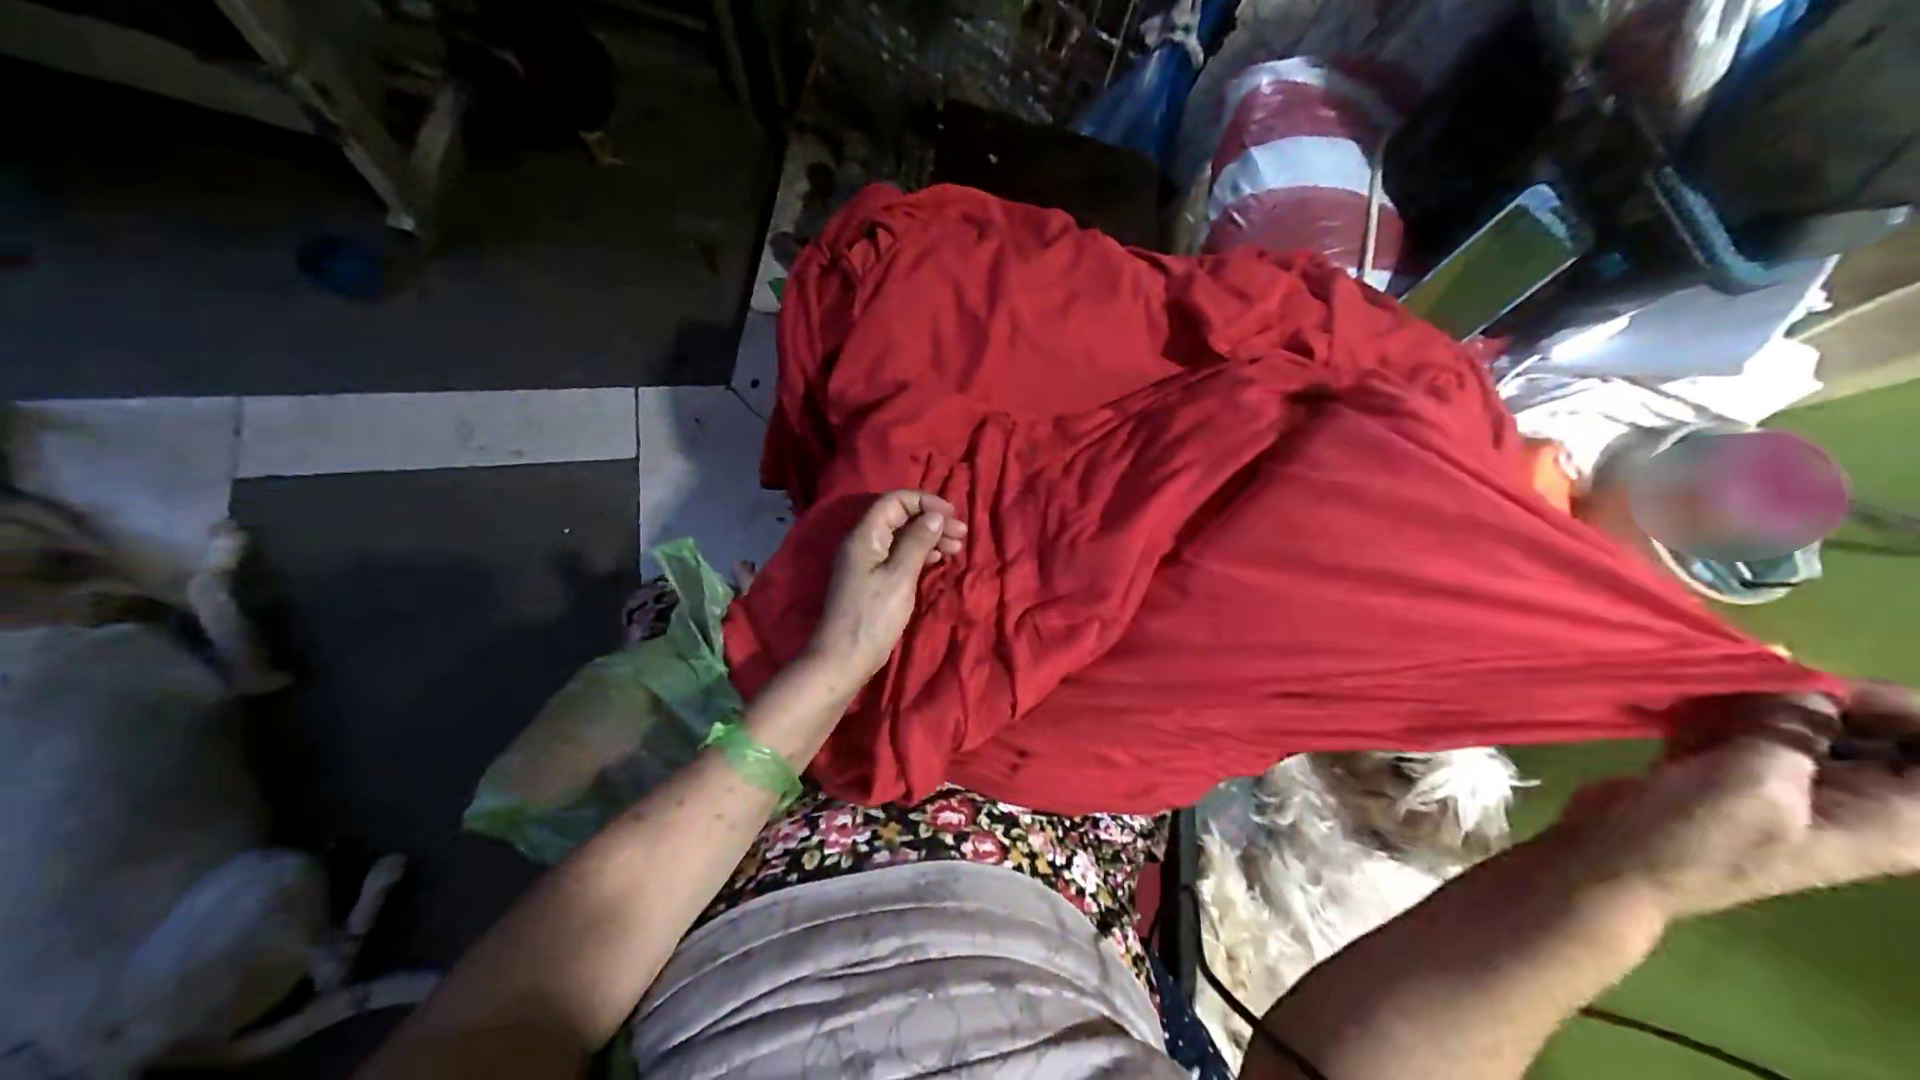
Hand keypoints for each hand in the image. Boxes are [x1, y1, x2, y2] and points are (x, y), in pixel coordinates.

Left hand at [803, 490, 966, 683]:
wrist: (844, 658)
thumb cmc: (873, 616)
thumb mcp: (900, 576)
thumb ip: (917, 542)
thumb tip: (935, 515)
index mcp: (865, 535)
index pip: (895, 501)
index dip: (925, 502)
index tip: (952, 515)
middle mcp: (863, 542)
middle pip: (899, 516)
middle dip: (931, 520)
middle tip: (961, 535)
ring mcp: (866, 561)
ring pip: (901, 536)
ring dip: (929, 537)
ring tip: (956, 548)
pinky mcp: (872, 579)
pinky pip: (898, 554)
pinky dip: (919, 553)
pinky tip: (937, 560)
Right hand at [1556, 684, 1919, 921]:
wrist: (1613, 861)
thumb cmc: (1696, 834)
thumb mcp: (1755, 779)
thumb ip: (1792, 724)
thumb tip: (1800, 680)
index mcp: (1897, 816)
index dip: (1896, 709)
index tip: (1819, 689)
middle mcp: (1859, 800)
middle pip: (1873, 731)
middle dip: (1816, 698)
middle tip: (1752, 683)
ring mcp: (1791, 788)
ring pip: (1802, 725)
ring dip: (1756, 701)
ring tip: (1707, 695)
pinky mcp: (1734, 776)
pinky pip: (1747, 731)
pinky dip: (1718, 712)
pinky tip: (1682, 709)